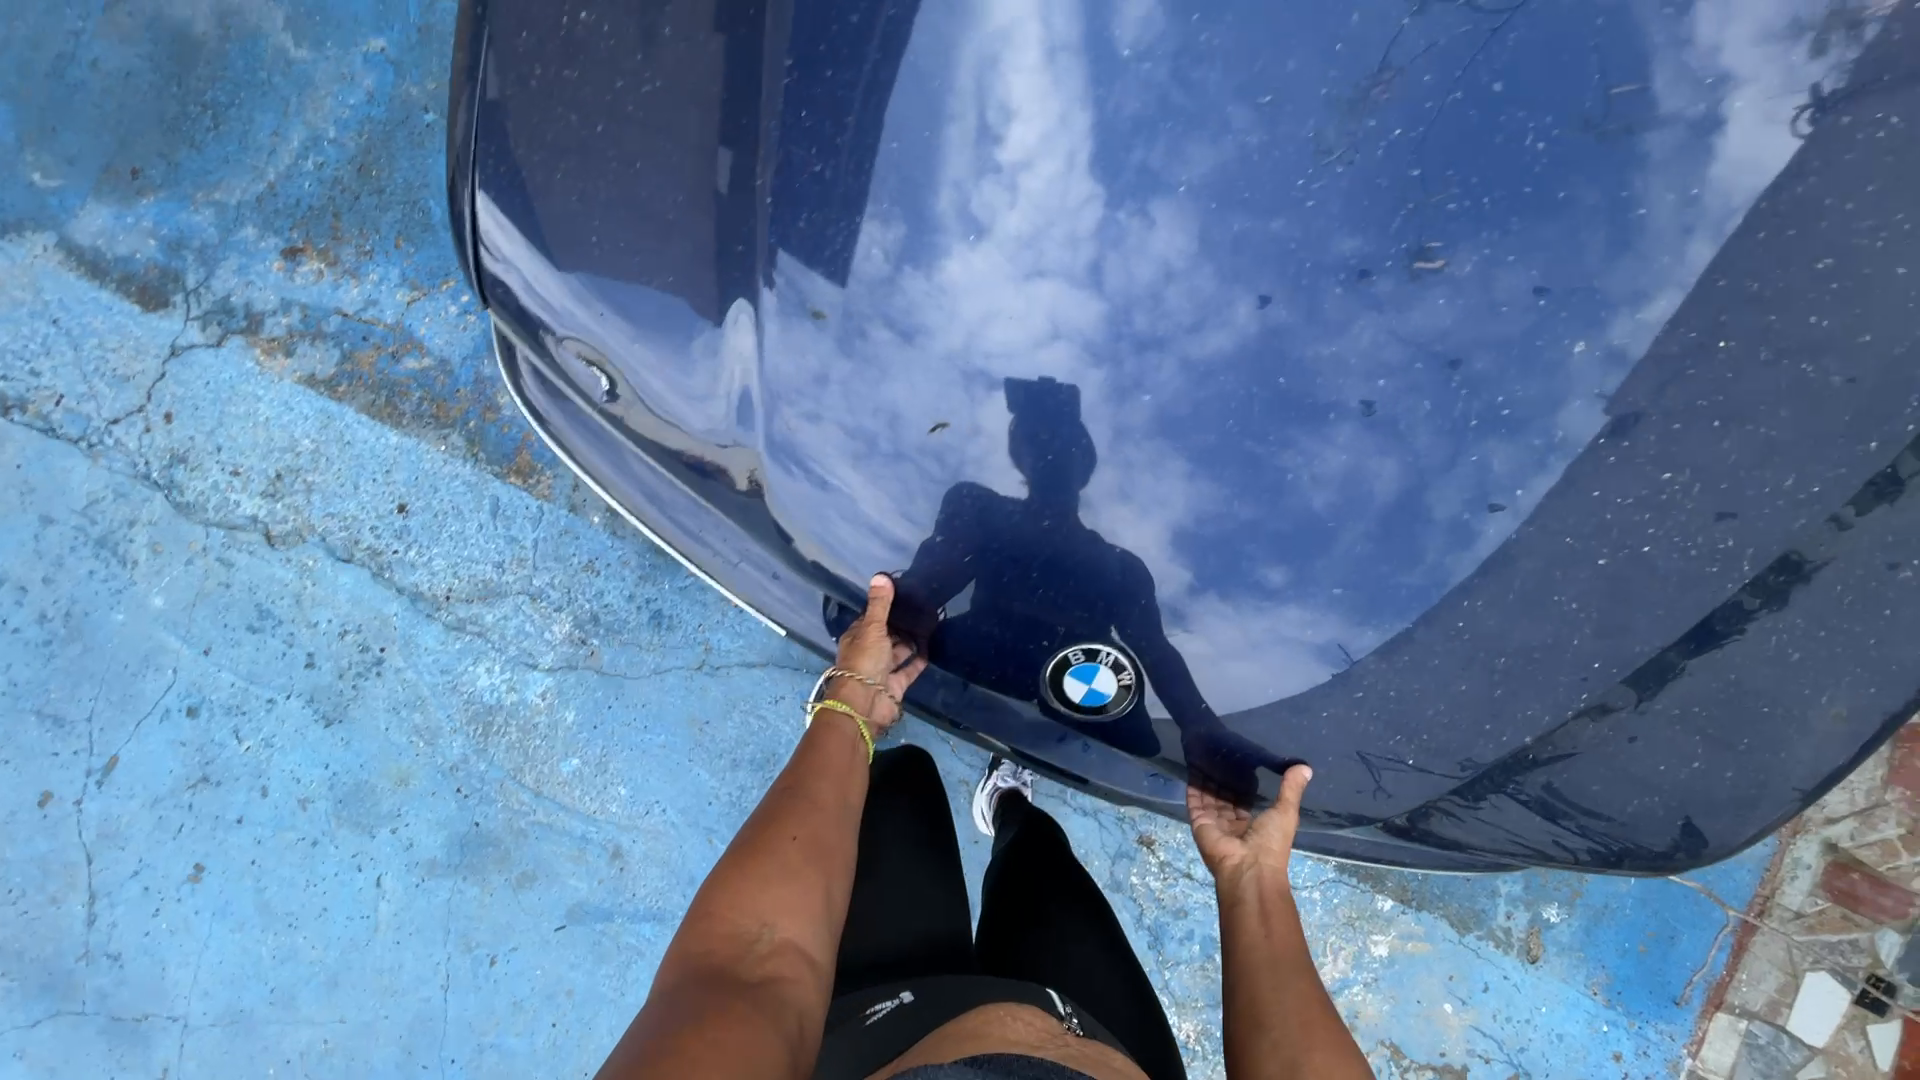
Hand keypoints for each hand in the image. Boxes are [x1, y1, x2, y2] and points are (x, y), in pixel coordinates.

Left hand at [824, 574, 928, 733]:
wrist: (865, 703)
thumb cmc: (865, 660)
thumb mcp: (872, 627)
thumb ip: (879, 604)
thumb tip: (881, 575)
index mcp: (857, 638)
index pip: (870, 619)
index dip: (883, 609)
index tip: (902, 596)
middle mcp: (868, 653)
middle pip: (886, 636)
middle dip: (900, 625)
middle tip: (921, 608)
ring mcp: (882, 670)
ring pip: (898, 652)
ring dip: (911, 642)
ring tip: (929, 624)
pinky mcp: (896, 685)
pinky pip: (909, 669)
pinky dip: (919, 660)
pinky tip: (931, 648)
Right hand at [1187, 764, 1311, 891]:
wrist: (1248, 867)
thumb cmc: (1271, 842)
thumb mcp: (1286, 812)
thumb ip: (1291, 789)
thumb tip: (1305, 766)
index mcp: (1253, 825)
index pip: (1244, 801)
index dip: (1242, 784)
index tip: (1240, 761)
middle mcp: (1232, 824)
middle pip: (1224, 798)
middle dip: (1221, 779)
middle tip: (1219, 753)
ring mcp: (1214, 824)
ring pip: (1208, 797)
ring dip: (1207, 779)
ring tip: (1205, 755)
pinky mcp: (1199, 822)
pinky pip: (1194, 801)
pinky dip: (1193, 786)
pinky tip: (1193, 767)